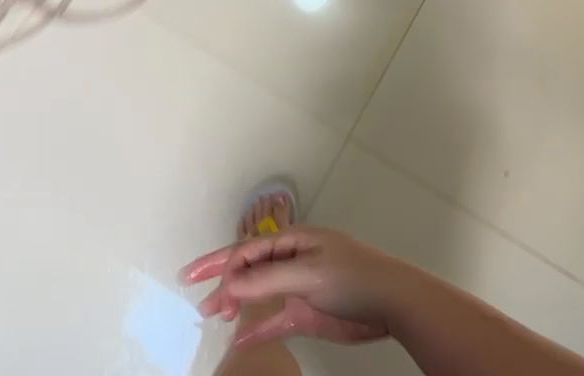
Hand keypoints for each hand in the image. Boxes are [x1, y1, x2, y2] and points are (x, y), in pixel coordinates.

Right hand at [179, 225, 413, 348]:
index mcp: (294, 241)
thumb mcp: (308, 273)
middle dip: (224, 282)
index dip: (219, 261)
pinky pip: (274, 320)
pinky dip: (256, 329)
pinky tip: (239, 341)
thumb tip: (229, 281)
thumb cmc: (351, 277)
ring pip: (259, 294)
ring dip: (237, 303)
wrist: (390, 303)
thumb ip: (268, 278)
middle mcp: (293, 261)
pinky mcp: (306, 313)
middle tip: (202, 304)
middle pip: (250, 269)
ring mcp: (299, 287)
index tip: (193, 278)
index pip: (248, 248)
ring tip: (215, 316)